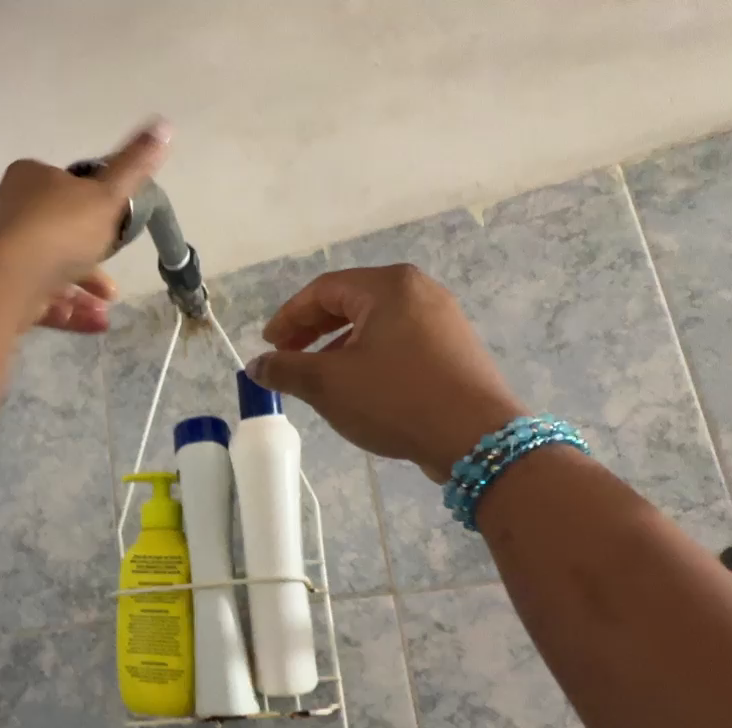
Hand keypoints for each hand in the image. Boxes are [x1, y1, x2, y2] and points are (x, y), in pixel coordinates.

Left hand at [0, 120, 170, 332]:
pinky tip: (97, 323)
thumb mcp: (107, 196)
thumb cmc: (60, 229)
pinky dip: (68, 312)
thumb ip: (134, 168)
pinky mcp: (2, 292)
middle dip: (90, 262)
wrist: (10, 281)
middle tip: (113, 280)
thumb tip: (165, 126)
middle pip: (58, 234)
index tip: (112, 227)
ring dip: (83, 292)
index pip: (64, 187)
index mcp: (28, 179)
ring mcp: (3, 256)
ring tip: (108, 307)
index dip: (91, 207)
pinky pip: (41, 301)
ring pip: (50, 272)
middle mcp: (10, 213)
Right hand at [246, 265, 528, 481]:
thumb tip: (256, 365)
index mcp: (387, 287)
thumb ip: (285, 369)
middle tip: (286, 355)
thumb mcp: (328, 385)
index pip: (323, 290)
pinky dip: (366, 354)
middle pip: (350, 301)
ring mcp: (440, 318)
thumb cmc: (395, 398)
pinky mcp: (451, 347)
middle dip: (312, 328)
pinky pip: (396, 340)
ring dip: (337, 344)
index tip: (268, 344)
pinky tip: (356, 384)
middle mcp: (418, 291)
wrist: (475, 435)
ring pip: (374, 322)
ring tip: (316, 374)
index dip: (288, 316)